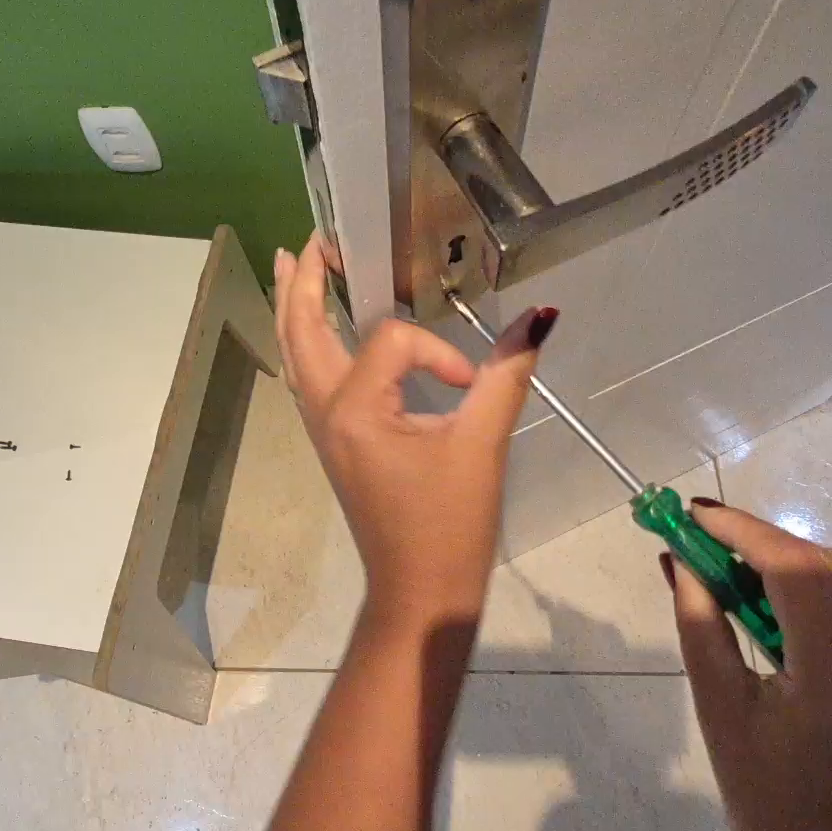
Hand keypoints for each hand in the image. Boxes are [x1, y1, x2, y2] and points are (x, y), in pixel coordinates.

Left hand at [272, 235, 552, 622]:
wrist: (419, 591)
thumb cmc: (449, 522)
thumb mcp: (481, 445)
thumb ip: (506, 374)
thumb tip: (542, 315)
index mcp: (354, 408)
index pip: (392, 341)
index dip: (438, 351)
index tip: (468, 384)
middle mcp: (324, 410)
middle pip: (301, 329)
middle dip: (302, 280)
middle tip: (311, 239)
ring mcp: (320, 427)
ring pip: (295, 353)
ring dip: (294, 307)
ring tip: (289, 266)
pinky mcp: (331, 441)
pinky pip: (306, 377)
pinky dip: (306, 342)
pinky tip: (316, 332)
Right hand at [663, 500, 831, 830]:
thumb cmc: (772, 809)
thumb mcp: (721, 715)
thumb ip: (700, 625)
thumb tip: (681, 562)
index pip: (793, 567)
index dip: (740, 529)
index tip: (692, 513)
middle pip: (825, 565)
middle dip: (761, 543)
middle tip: (705, 545)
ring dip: (796, 565)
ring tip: (742, 580)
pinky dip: (830, 593)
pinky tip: (792, 615)